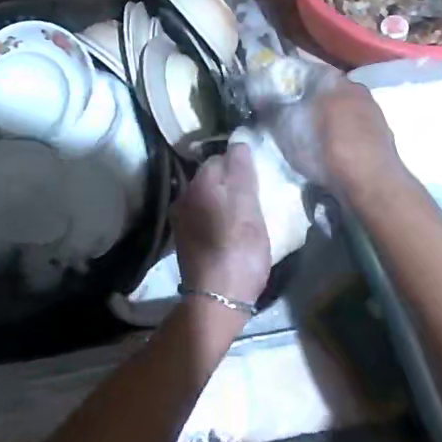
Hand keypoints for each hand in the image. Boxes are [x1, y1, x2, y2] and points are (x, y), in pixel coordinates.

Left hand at [172, 143, 270, 305]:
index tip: (259, 175)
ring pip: (207, 198)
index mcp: (200, 184)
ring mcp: (181, 220)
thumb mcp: (249, 208)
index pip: (221, 158)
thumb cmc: (238, 250)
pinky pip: (203, 216)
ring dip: (224, 200)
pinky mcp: (184, 240)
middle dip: (231, 181)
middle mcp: (184, 197)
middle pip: (211, 178)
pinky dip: (217, 217)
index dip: (241, 163)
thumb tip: (238, 142)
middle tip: (256, 194)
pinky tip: (231, 230)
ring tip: (246, 213)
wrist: (216, 299)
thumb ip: (242, 173)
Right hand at [257, 63, 401, 193]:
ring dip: (328, 118)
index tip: (276, 96)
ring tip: (313, 137)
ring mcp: (373, 110)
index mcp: (332, 79)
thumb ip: (272, 108)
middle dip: (309, 101)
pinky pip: (355, 127)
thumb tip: (260, 96)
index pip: (305, 71)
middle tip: (292, 117)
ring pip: (342, 108)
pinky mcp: (383, 133)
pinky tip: (335, 150)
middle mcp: (356, 87)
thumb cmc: (324, 148)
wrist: (370, 181)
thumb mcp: (287, 129)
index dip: (288, 83)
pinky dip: (344, 134)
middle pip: (326, 90)